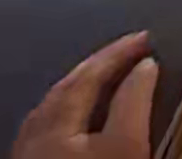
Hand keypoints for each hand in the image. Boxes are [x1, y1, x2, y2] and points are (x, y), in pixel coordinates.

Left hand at [12, 32, 158, 158]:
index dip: (119, 53)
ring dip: (79, 85)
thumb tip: (146, 64)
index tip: (149, 35)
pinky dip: (68, 108)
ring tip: (107, 73)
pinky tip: (80, 115)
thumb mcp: (127, 146)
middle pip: (61, 92)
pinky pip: (45, 129)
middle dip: (96, 64)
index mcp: (55, 129)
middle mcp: (32, 143)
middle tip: (130, 47)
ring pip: (47, 112)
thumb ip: (134, 102)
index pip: (87, 78)